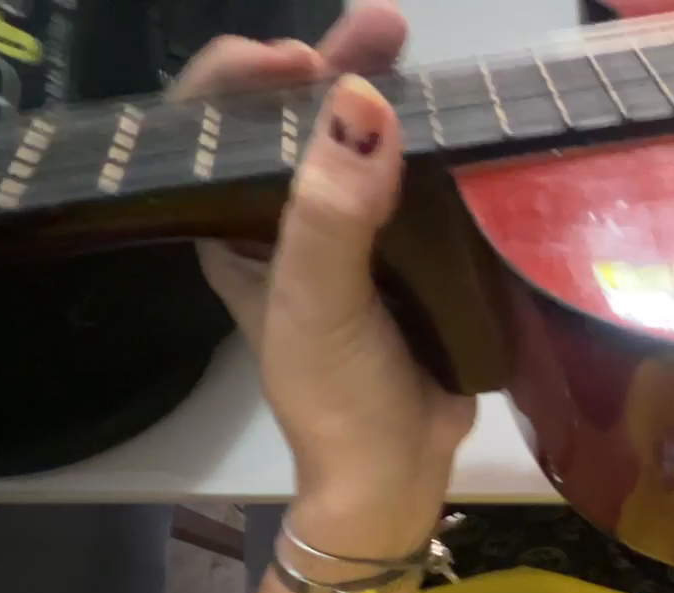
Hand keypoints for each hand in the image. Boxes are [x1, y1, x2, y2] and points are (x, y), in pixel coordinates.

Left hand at [169, 6, 475, 553]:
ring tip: (418, 58)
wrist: (399, 468)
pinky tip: (459, 136)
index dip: (249, 80)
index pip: (213, 129)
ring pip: (362, 158)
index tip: (305, 60)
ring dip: (389, 108)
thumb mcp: (318, 304)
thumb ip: (331, 212)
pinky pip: (416, 199)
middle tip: (384, 29)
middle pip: (296, 128)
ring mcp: (355, 245)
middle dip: (334, 72)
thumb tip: (363, 102)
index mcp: (233, 230)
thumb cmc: (338, 396)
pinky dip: (434, 164)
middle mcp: (288, 226)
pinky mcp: (410, 265)